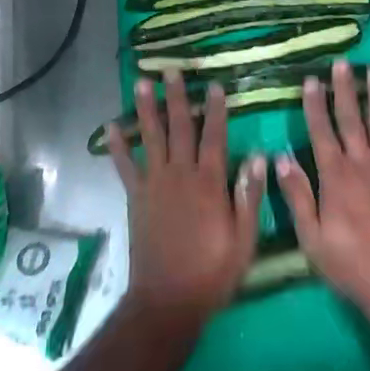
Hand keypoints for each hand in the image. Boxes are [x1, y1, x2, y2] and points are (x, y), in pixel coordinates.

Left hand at [105, 70, 265, 321]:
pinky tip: (111, 126)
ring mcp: (155, 184)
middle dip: (177, 97)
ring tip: (141, 83)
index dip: (216, 110)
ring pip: (151, 138)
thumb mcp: (244, 239)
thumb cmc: (213, 272)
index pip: (215, 137)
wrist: (167, 300)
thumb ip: (250, 195)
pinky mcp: (136, 197)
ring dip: (146, 109)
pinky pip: (125, 166)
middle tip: (172, 70)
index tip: (215, 86)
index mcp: (210, 183)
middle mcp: (181, 175)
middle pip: (179, 128)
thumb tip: (258, 156)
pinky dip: (118, 146)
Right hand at [275, 59, 369, 318]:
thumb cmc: (347, 262)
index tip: (310, 80)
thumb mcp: (310, 235)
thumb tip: (281, 158)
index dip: (314, 105)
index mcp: (335, 175)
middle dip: (344, 90)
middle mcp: (362, 164)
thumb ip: (297, 194)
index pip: (321, 131)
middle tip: (342, 64)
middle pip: (351, 119)